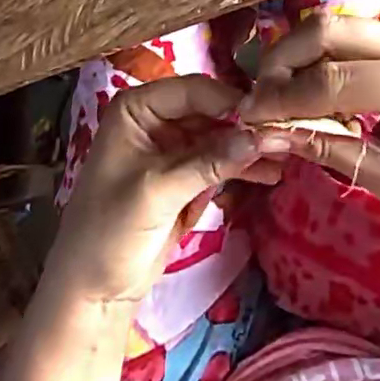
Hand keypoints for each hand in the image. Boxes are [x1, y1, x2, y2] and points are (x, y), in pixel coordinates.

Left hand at [45, 76, 282, 304]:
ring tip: (286, 155)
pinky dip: (241, 167)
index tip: (267, 116)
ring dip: (248, 147)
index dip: (229, 101)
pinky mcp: (185, 175)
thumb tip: (257, 139)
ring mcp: (172, 147)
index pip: (192, 91)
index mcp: (137, 108)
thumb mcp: (157, 192)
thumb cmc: (110, 230)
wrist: (93, 289)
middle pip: (210, 111)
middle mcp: (156, 119)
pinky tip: (270, 173)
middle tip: (285, 137)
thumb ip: (207, 164)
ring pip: (219, 136)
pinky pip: (218, 161)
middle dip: (244, 125)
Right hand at [239, 14, 379, 241]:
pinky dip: (322, 40)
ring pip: (334, 18)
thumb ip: (327, 148)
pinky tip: (311, 69)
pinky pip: (353, 20)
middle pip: (327, 30)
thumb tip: (267, 133)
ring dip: (298, 47)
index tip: (249, 115)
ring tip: (280, 85)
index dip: (283, 98)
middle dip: (283, 61)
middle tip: (260, 95)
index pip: (331, 80)